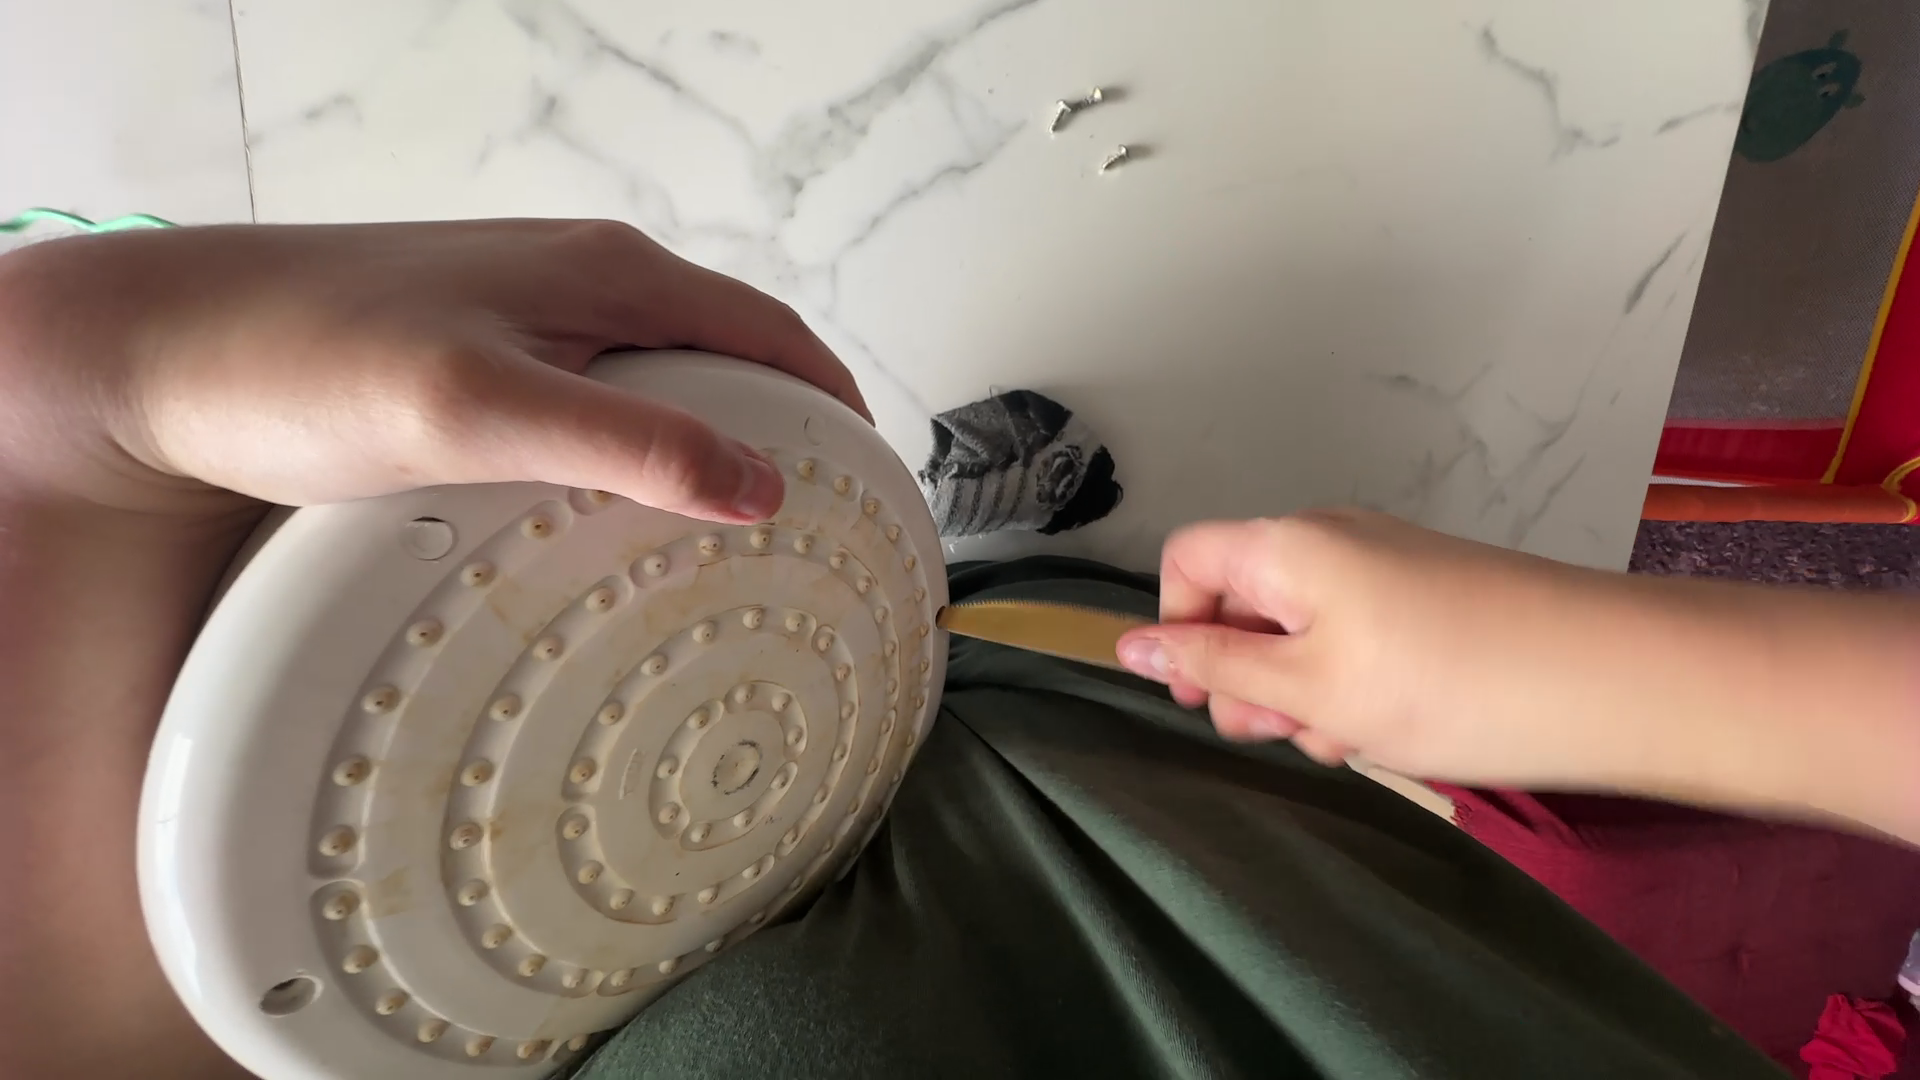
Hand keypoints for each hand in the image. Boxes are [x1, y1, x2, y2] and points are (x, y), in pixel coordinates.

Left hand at [0, 220, 869, 1077]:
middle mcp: (597, 286)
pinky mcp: (516, 356)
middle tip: (823, 501)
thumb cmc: (300, 364)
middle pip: (741, 352)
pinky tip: (657, 494)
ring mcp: (556, 319)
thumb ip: (630, 442)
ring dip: (736, 433)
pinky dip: (674, 442)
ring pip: (688, 376)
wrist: (149, 354)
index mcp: (617, 277)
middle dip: (797, 420)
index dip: (835, 397)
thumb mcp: (482, 409)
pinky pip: (631, 397)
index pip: (774, 332)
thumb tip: (762, 484)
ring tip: (756, 509)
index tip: (871, 466)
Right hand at [1116, 509, 1639, 784]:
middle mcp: (1323, 538)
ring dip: (1293, 685)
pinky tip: (1380, 724)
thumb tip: (1124, 644)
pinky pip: (1343, 630)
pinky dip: (1340, 676)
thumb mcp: (1305, 685)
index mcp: (1284, 544)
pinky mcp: (1418, 591)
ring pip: (1292, 625)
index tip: (1203, 691)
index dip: (1176, 622)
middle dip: (1242, 669)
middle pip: (1238, 597)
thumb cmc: (1442, 682)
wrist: (1625, 681)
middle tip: (1281, 731)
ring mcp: (1376, 563)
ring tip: (1342, 736)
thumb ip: (1209, 662)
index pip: (1185, 559)